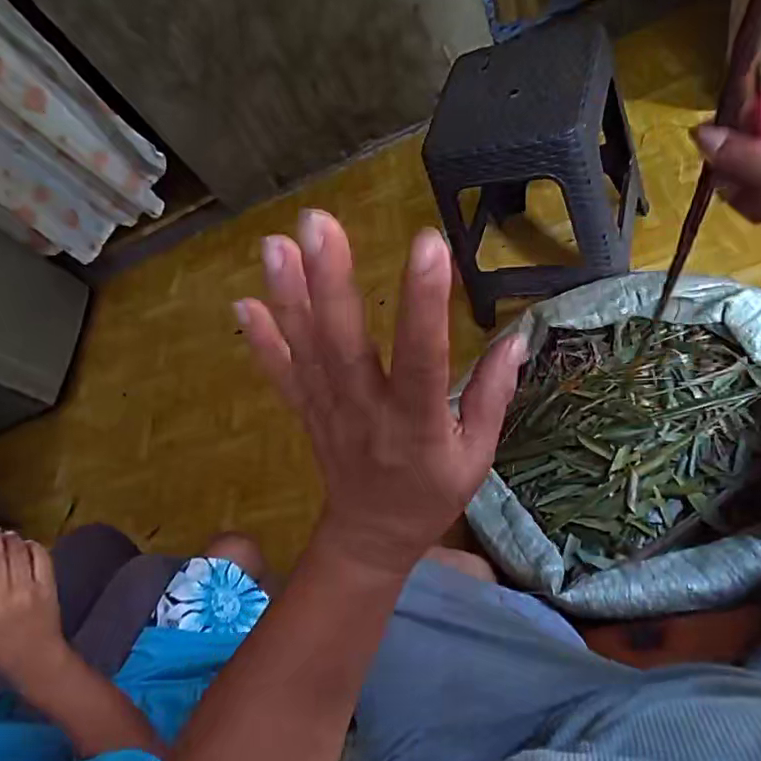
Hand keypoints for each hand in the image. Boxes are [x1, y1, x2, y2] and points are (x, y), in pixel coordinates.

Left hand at [236, 212, 526, 573]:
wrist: (372, 536)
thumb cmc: (433, 493)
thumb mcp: (478, 454)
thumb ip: (492, 395)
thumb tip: (517, 339)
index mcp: (418, 423)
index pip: (423, 356)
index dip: (425, 302)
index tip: (429, 246)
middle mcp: (367, 411)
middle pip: (344, 345)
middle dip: (331, 282)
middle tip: (319, 224)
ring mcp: (329, 412)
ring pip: (307, 351)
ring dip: (290, 296)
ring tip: (277, 243)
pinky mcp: (306, 414)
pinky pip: (281, 376)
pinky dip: (262, 341)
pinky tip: (243, 301)